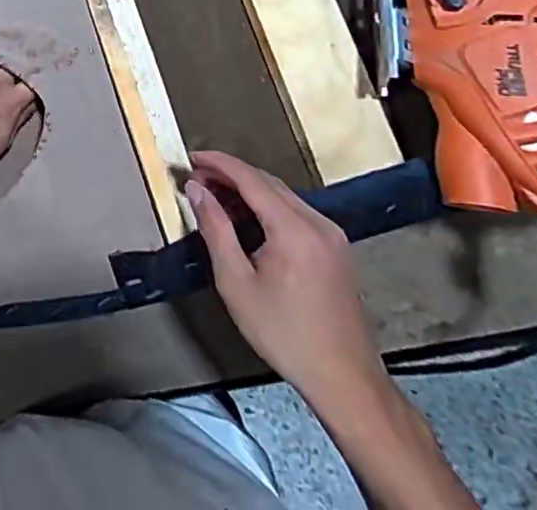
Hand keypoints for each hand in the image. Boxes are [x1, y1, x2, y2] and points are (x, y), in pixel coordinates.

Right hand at [186, 150, 387, 407]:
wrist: (342, 377)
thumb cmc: (286, 335)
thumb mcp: (236, 282)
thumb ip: (215, 229)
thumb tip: (198, 192)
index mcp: (294, 230)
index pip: (250, 178)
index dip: (218, 163)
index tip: (193, 159)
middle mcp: (318, 224)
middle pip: (268, 182)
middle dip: (231, 175)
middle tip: (199, 180)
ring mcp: (332, 235)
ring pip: (283, 196)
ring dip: (249, 190)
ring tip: (217, 199)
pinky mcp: (336, 248)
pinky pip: (298, 212)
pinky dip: (269, 207)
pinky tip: (249, 220)